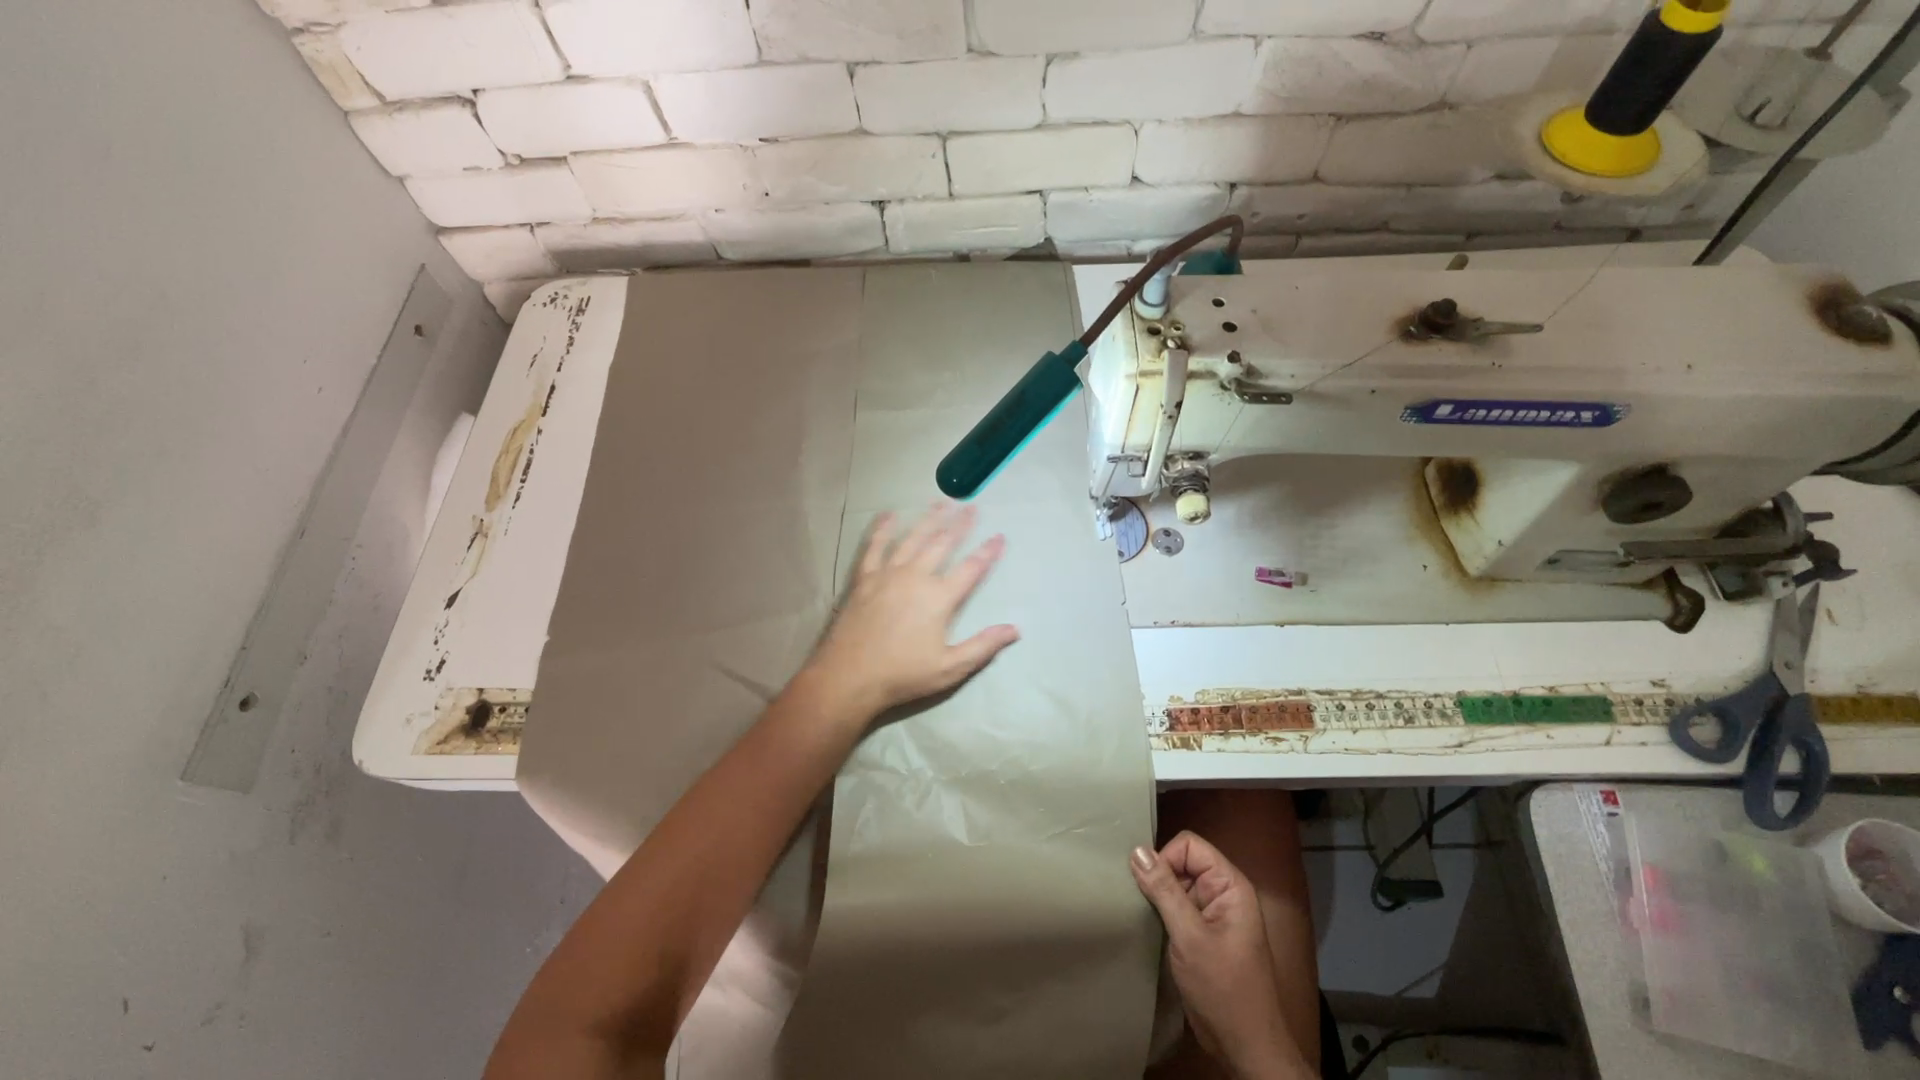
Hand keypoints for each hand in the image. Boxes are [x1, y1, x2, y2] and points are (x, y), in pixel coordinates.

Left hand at [803, 501, 1019, 717]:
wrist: (849, 676)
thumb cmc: (902, 675)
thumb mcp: (950, 668)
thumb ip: (982, 647)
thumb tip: (1014, 630)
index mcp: (938, 598)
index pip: (970, 569)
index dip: (987, 552)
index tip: (999, 537)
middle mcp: (915, 577)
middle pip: (942, 544)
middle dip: (959, 525)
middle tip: (971, 508)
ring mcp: (887, 575)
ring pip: (911, 539)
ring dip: (928, 520)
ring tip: (941, 503)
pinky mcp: (864, 579)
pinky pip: (875, 547)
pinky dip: (883, 529)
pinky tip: (889, 516)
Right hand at [1132, 832, 1307, 1079]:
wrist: (1245, 1044)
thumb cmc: (1223, 989)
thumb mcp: (1190, 937)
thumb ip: (1164, 891)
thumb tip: (1137, 851)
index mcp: (1230, 886)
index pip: (1189, 846)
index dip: (1166, 859)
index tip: (1148, 887)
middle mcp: (1223, 894)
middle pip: (1181, 863)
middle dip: (1158, 878)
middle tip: (1139, 905)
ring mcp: (1212, 916)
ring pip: (1175, 886)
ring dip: (1157, 899)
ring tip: (1141, 919)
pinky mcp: (1201, 936)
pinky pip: (1175, 909)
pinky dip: (1160, 916)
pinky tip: (1147, 930)